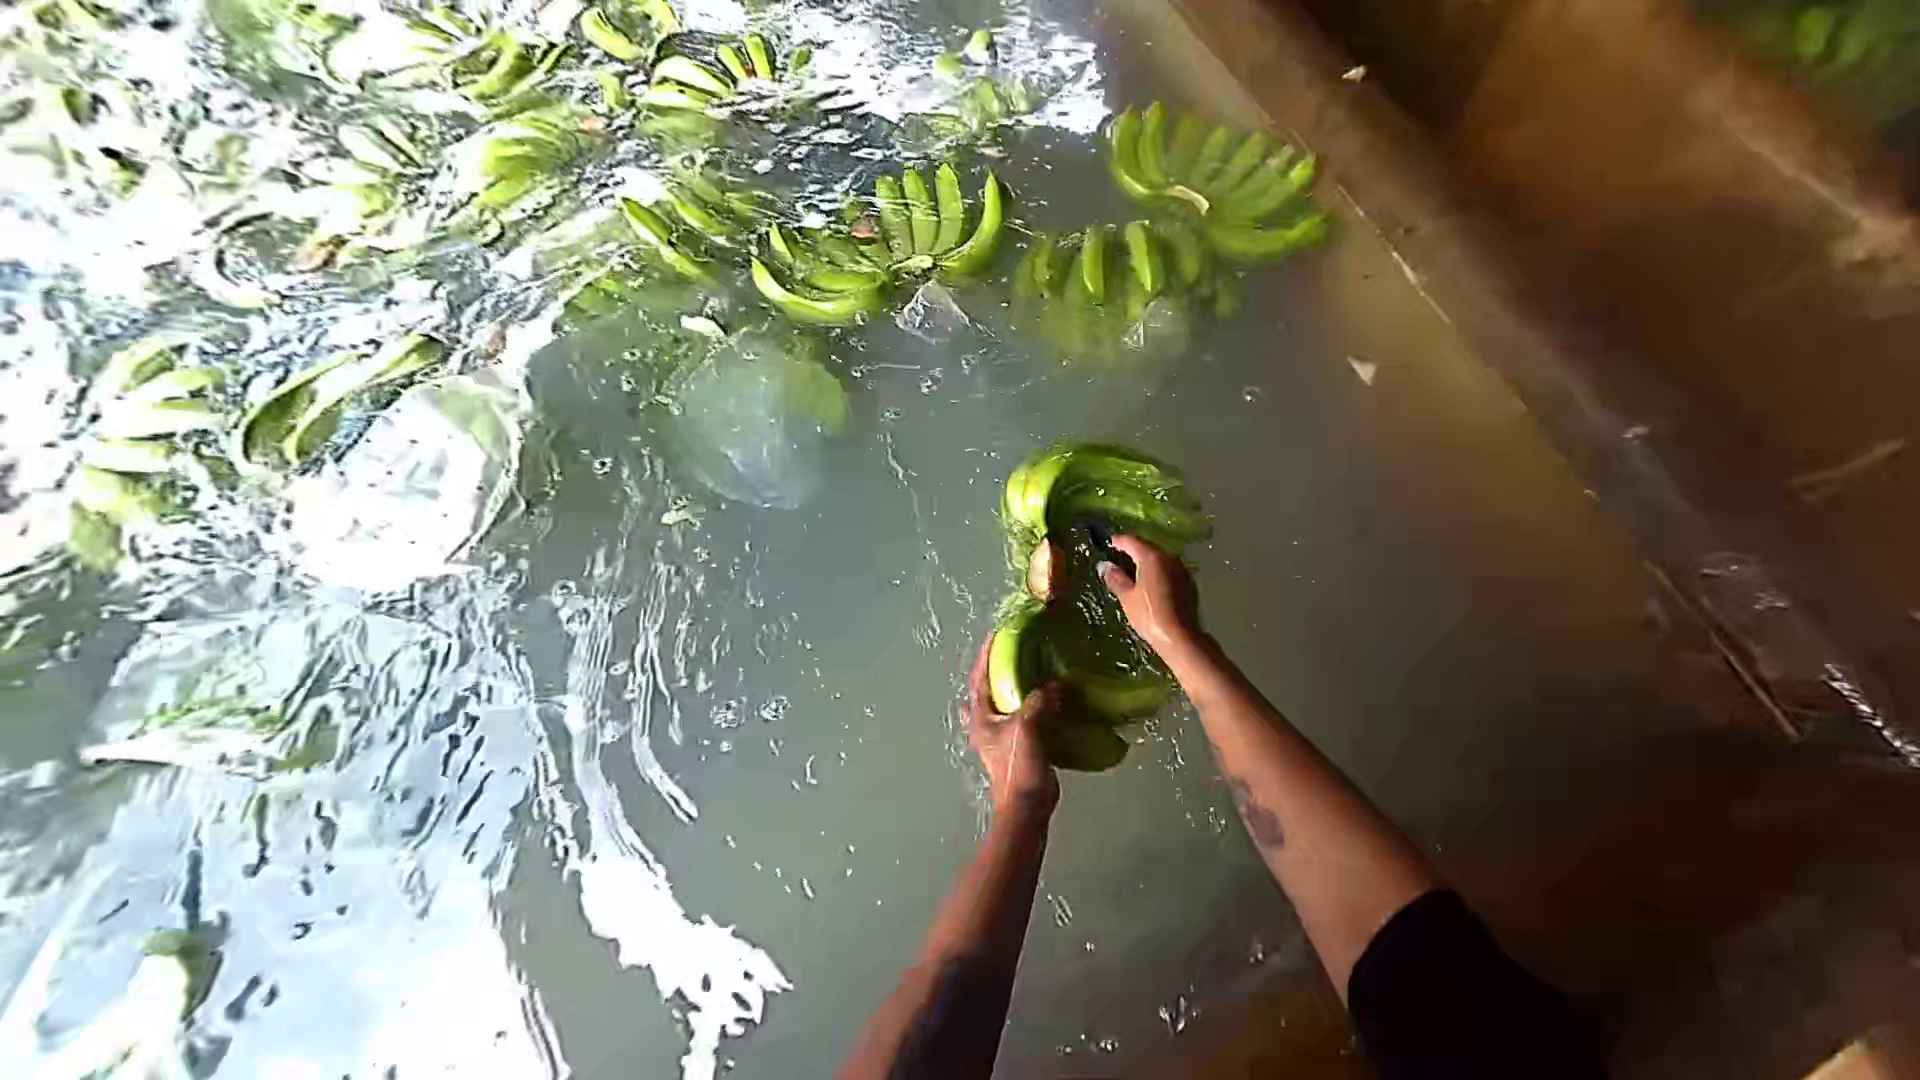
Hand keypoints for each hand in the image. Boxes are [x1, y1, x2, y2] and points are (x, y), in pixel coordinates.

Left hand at [966, 637, 1060, 816]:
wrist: (1026, 806)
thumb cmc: (1017, 765)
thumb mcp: (1027, 727)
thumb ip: (1039, 702)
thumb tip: (1055, 684)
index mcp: (980, 716)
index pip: (979, 677)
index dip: (985, 654)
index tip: (996, 634)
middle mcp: (986, 722)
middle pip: (989, 688)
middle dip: (998, 668)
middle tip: (1016, 650)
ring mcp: (1001, 734)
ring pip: (1006, 701)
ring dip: (1016, 685)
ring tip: (1033, 668)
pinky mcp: (1019, 744)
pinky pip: (1026, 715)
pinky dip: (1034, 703)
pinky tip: (1049, 697)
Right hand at [1100, 535, 1202, 654]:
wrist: (1179, 636)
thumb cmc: (1148, 614)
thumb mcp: (1126, 597)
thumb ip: (1115, 578)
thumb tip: (1105, 566)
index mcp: (1152, 557)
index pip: (1132, 541)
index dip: (1119, 542)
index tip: (1109, 543)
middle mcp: (1169, 558)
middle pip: (1148, 547)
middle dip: (1133, 550)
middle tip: (1118, 557)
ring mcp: (1181, 570)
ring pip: (1160, 559)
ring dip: (1146, 562)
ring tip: (1132, 570)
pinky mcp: (1188, 583)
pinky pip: (1168, 570)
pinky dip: (1157, 572)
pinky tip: (1149, 583)